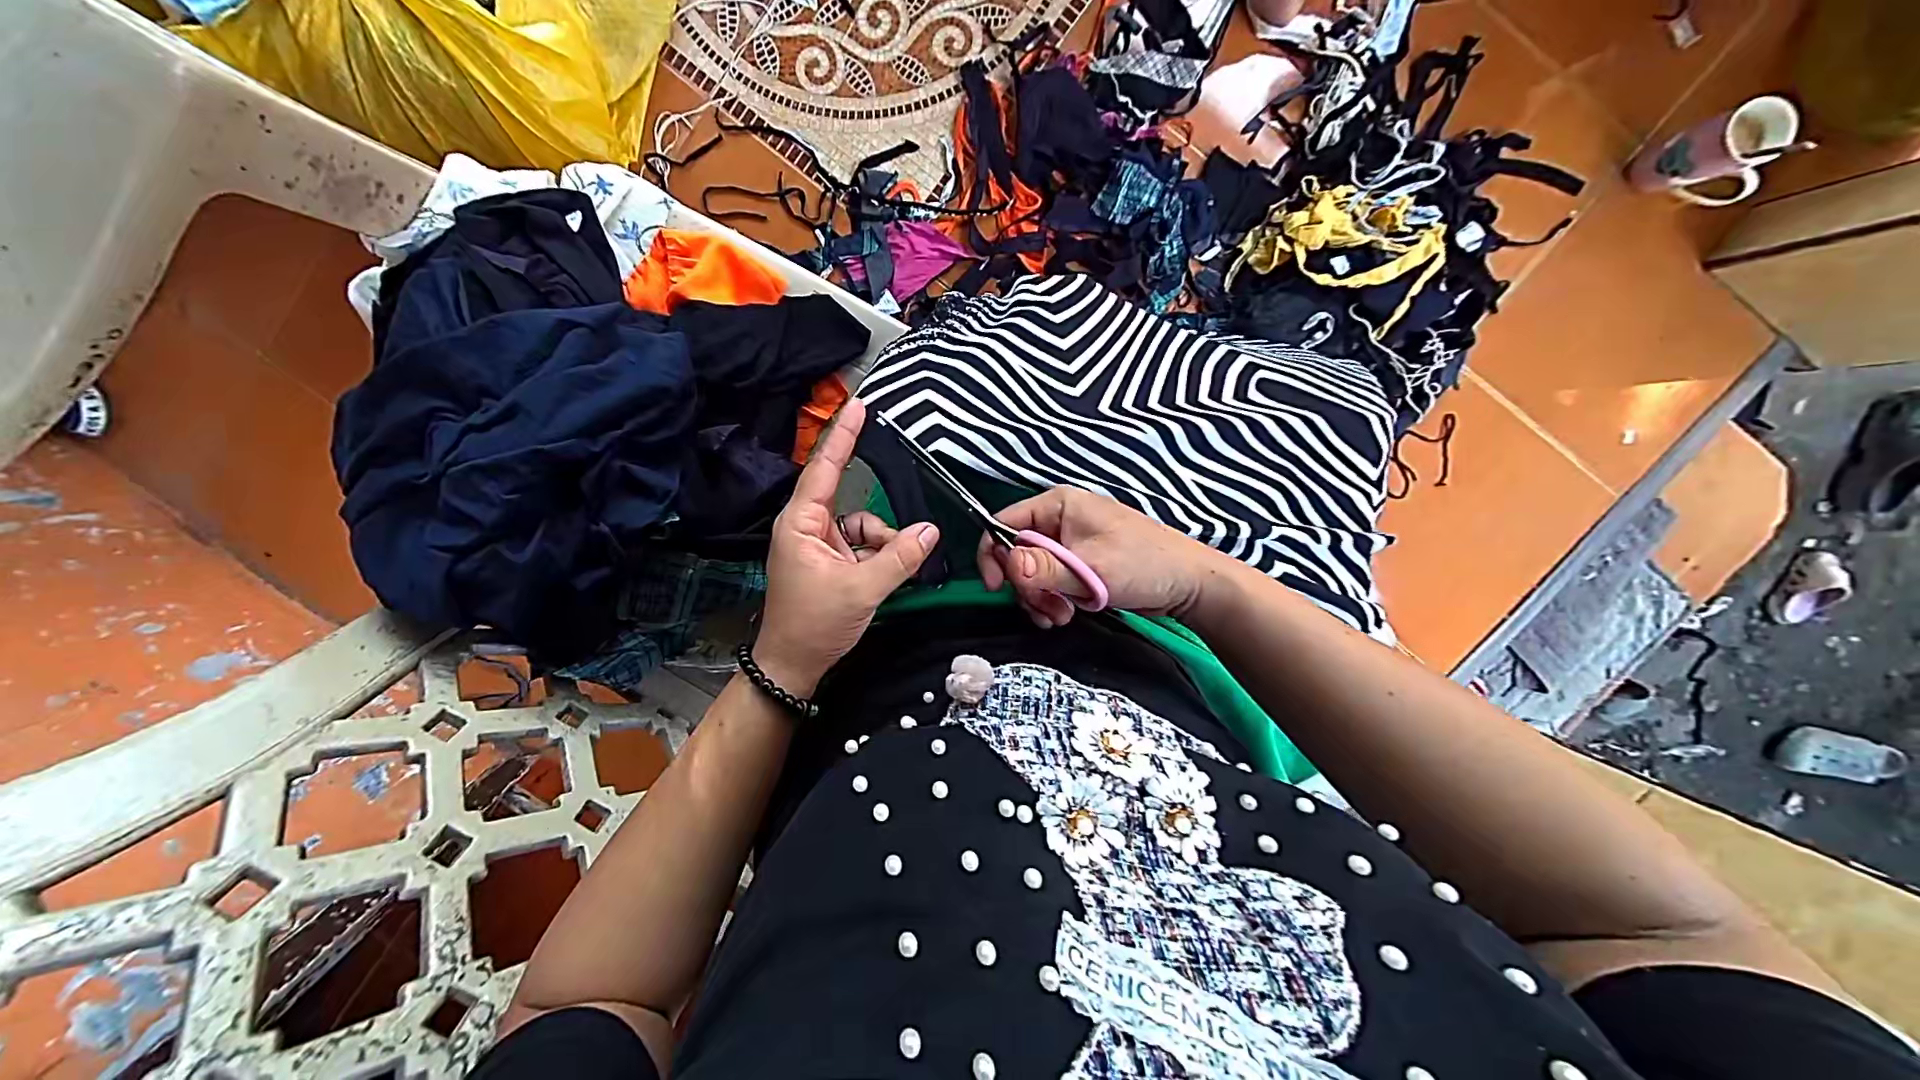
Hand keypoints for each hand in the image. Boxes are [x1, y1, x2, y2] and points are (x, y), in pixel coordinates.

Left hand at [755, 398, 938, 695]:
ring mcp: (820, 544)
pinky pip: (864, 544)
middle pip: (847, 494)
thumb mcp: (862, 590)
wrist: (793, 666)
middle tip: (890, 465)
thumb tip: (931, 530)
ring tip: (893, 568)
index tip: (858, 405)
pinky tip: (888, 574)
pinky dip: (881, 555)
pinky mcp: (832, 561)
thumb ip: (899, 558)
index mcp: (801, 524)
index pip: (824, 469)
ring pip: (863, 524)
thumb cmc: (814, 625)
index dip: (843, 436)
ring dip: (884, 540)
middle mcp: (808, 527)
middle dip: (874, 493)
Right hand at [976, 486, 1239, 628]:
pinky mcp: (1077, 565)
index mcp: (1058, 505)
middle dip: (1025, 586)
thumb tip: (1010, 566)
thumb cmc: (1145, 565)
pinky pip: (1048, 583)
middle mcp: (1058, 520)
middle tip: (1047, 609)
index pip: (1004, 524)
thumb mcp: (1092, 569)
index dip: (995, 556)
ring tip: (1061, 616)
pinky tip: (1067, 614)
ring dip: (1039, 599)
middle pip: (1016, 553)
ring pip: (1030, 573)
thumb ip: (1047, 569)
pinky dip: (1051, 601)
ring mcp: (1068, 544)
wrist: (1188, 584)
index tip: (998, 588)